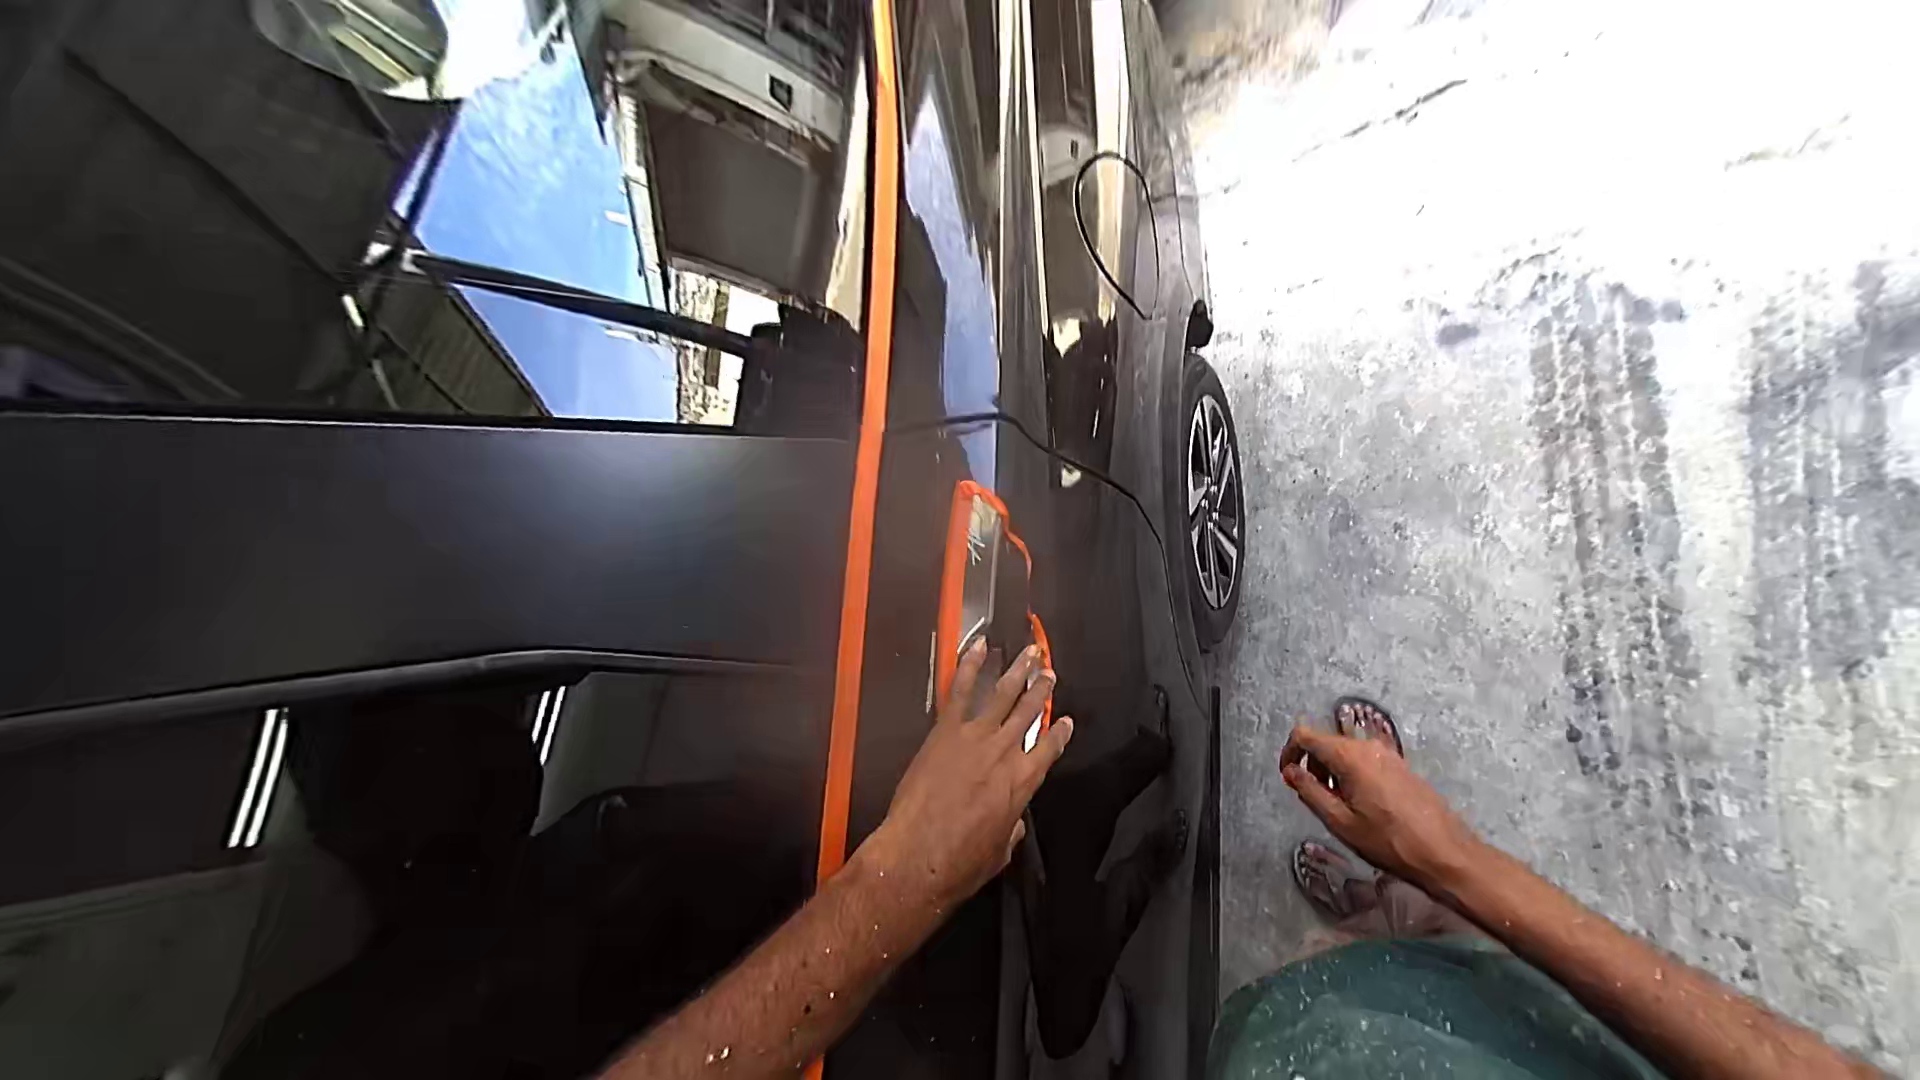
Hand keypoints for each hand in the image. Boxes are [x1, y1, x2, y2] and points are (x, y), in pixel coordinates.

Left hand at [864, 641, 1073, 908]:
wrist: (918, 855)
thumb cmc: (960, 862)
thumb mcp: (999, 850)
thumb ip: (1010, 827)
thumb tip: (1013, 821)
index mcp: (1022, 782)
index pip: (1049, 749)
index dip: (1059, 733)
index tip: (1065, 720)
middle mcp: (1004, 752)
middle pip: (1029, 712)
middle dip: (1042, 690)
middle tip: (1050, 672)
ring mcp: (974, 736)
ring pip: (1003, 694)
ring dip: (1019, 671)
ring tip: (1031, 653)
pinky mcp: (946, 730)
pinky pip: (959, 690)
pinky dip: (969, 665)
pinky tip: (978, 646)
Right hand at [1279, 723, 1480, 886]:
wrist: (1449, 856)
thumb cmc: (1390, 841)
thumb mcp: (1339, 821)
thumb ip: (1308, 790)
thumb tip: (1291, 771)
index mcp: (1348, 756)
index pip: (1304, 735)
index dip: (1289, 752)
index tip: (1289, 777)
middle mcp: (1367, 747)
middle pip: (1325, 742)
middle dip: (1312, 764)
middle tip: (1313, 796)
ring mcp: (1387, 755)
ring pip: (1345, 752)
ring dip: (1332, 771)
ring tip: (1338, 804)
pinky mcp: (1401, 766)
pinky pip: (1365, 760)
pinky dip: (1352, 774)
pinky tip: (1363, 804)